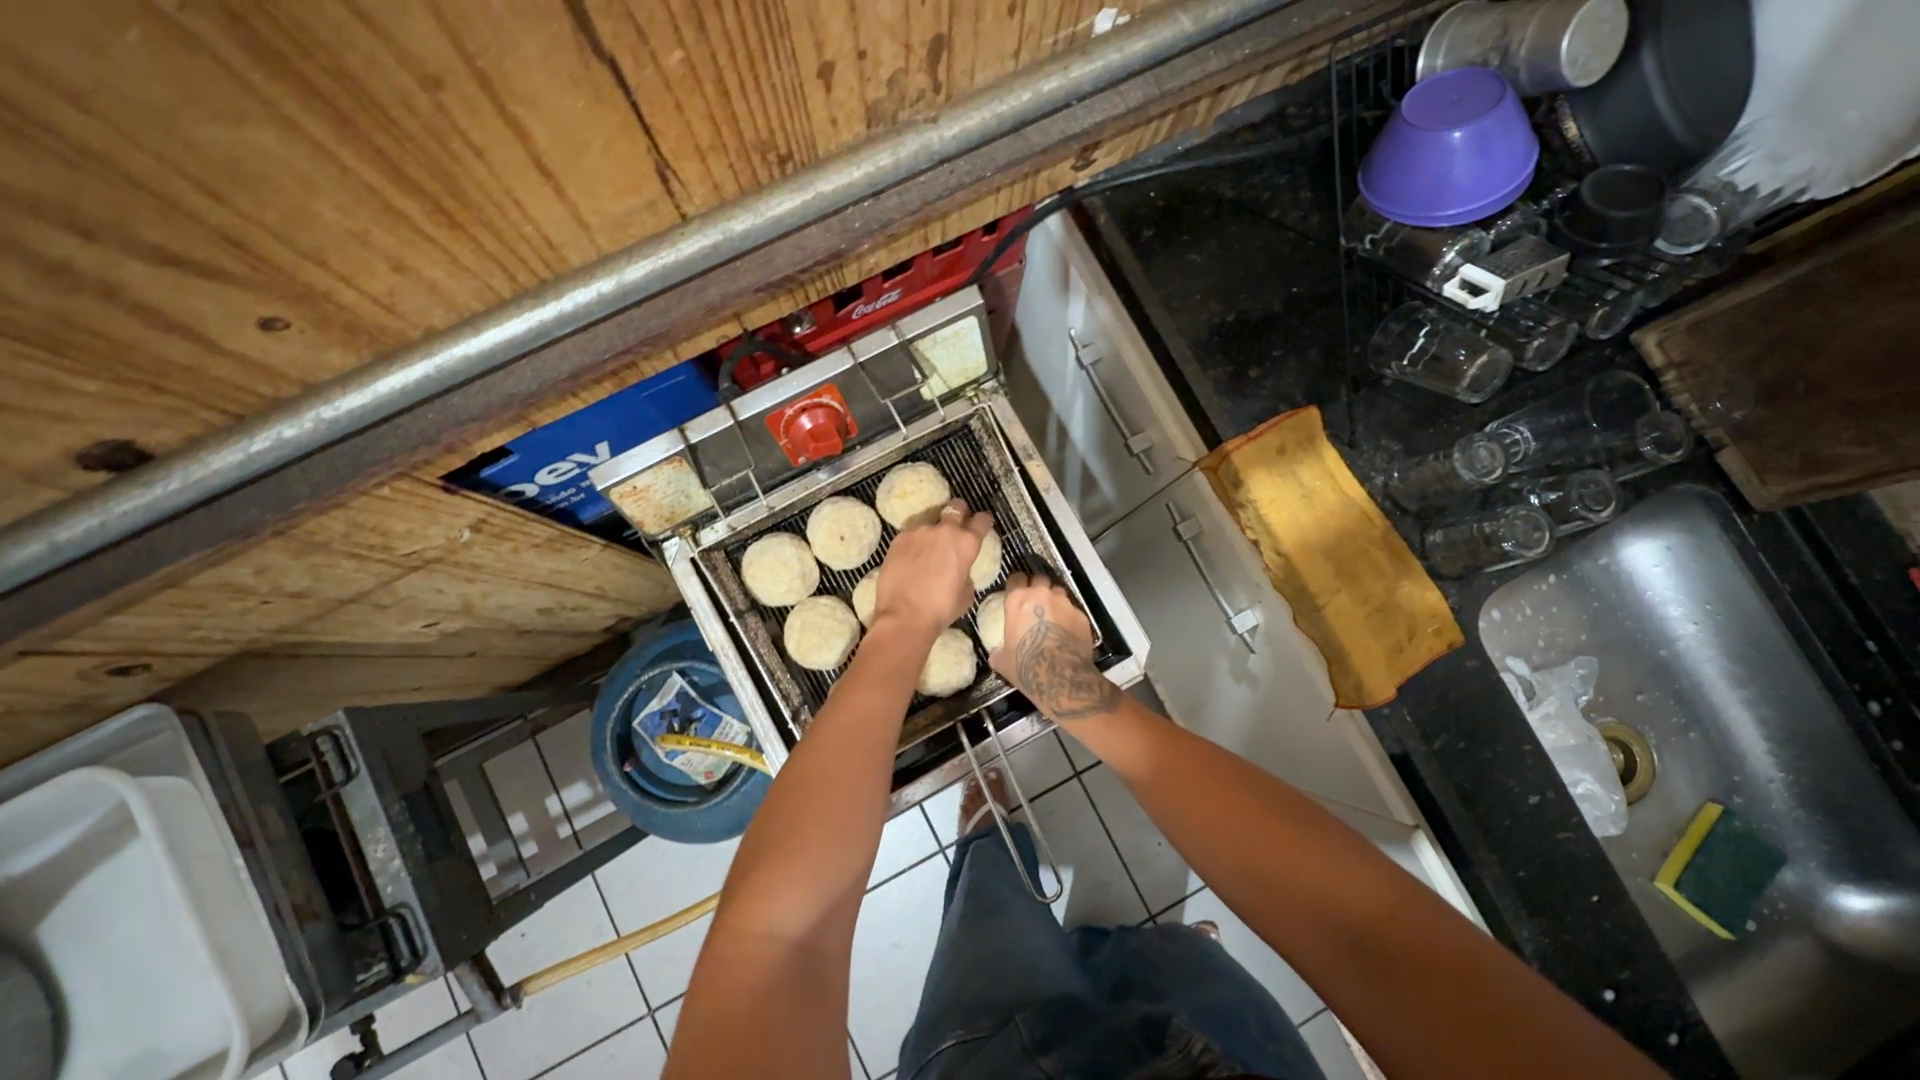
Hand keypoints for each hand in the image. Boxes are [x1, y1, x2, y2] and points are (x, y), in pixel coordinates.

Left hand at [871, 498, 992, 637]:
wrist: (904, 615)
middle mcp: (944, 530)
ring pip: (930, 522)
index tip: (982, 524)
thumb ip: (966, 573)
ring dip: (933, 531)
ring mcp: (919, 531)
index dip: (983, 521)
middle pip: (956, 507)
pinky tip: (911, 558)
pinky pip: (912, 535)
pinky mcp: (899, 538)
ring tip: (928, 549)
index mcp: (967, 543)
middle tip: (957, 523)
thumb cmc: (942, 609)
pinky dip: (915, 543)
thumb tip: (959, 570)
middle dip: (960, 511)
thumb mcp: (966, 593)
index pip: (982, 520)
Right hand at [991, 572, 1120, 721]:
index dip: (1016, 584)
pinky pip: (1073, 611)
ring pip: (1059, 593)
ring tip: (1053, 618)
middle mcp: (1042, 595)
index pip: (1016, 578)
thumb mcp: (1002, 661)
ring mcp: (1065, 603)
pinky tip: (1068, 633)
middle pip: (1040, 580)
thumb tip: (996, 654)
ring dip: (1055, 601)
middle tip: (1035, 604)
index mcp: (1018, 600)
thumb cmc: (1026, 665)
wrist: (1061, 676)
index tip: (1015, 591)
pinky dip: (1070, 618)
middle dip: (1038, 589)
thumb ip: (998, 651)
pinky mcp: (1082, 616)